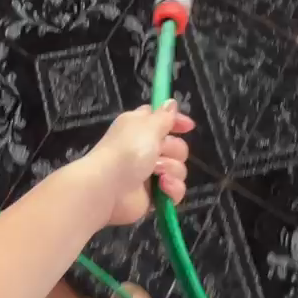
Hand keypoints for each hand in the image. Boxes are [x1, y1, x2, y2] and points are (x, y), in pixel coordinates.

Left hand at [77, 101, 194, 226]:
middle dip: (174, 150)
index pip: (162, 119)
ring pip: (178, 168)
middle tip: (161, 152)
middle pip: (176, 146)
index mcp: (139, 127)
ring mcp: (150, 173)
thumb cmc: (127, 150)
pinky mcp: (154, 195)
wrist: (108, 187)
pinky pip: (175, 190)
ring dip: (171, 169)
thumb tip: (171, 102)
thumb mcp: (147, 126)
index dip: (175, 121)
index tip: (189, 126)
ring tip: (158, 173)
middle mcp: (145, 148)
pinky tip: (162, 188)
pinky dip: (172, 189)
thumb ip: (163, 116)